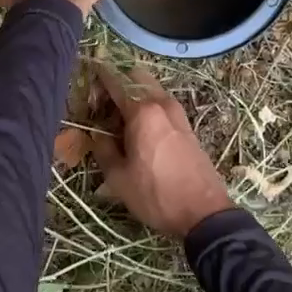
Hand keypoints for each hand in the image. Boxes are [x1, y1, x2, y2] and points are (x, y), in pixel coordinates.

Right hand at [88, 61, 234, 238]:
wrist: (203, 213)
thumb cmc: (155, 194)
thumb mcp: (118, 178)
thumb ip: (102, 149)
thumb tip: (97, 135)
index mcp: (142, 112)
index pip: (115, 83)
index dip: (98, 79)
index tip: (87, 79)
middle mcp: (161, 104)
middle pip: (136, 78)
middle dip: (119, 84)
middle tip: (103, 105)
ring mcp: (178, 114)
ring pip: (151, 91)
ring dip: (135, 97)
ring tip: (118, 121)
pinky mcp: (187, 127)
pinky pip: (162, 107)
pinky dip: (148, 109)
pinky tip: (137, 131)